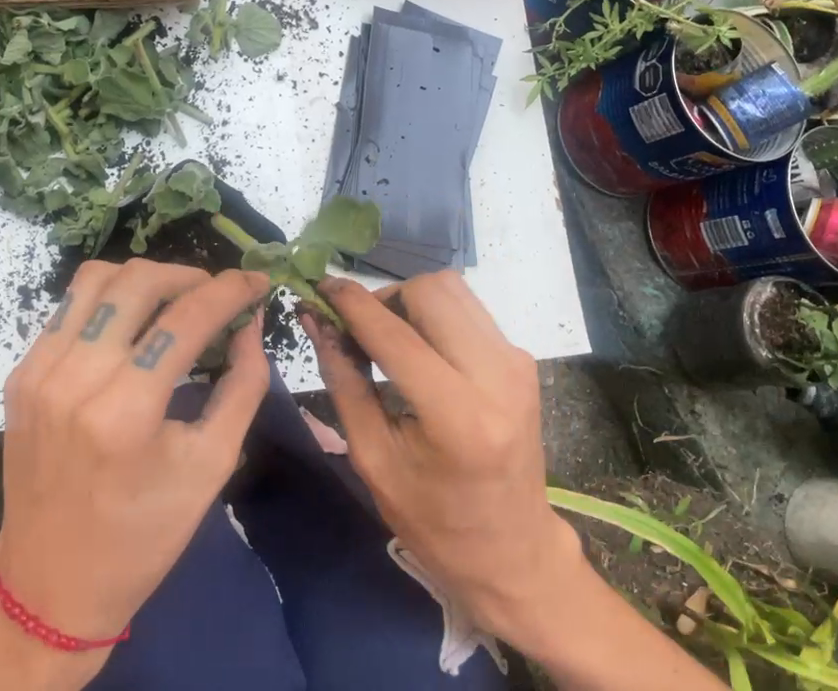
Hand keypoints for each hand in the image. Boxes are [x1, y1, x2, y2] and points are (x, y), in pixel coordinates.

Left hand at [0, 260, 270, 640]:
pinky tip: (133, 325)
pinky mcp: (20, 376)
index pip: (186, 319)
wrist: (52, 584)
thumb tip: (251, 325)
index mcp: (125, 412)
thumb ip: (241, 387)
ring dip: (145, 278)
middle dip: (189, 276)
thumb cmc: (143, 537)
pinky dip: (109, 302)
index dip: (231, 291)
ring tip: (176, 299)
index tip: (258, 281)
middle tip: (218, 294)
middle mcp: (74, 379)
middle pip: (137, 282)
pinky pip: (69, 308)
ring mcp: (38, 373)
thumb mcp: (210, 467)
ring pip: (95, 280)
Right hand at [301, 272, 587, 657]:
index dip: (351, 303)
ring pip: (453, 290)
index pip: (395, 334)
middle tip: (358, 329)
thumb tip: (316, 319)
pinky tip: (417, 350)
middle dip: (385, 298)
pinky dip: (434, 315)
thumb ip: (344, 381)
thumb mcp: (373, 458)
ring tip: (385, 338)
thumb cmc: (433, 519)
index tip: (320, 288)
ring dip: (410, 301)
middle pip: (431, 291)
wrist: (511, 549)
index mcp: (458, 416)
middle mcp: (497, 377)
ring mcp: (516, 363)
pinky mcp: (522, 359)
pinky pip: (469, 310)